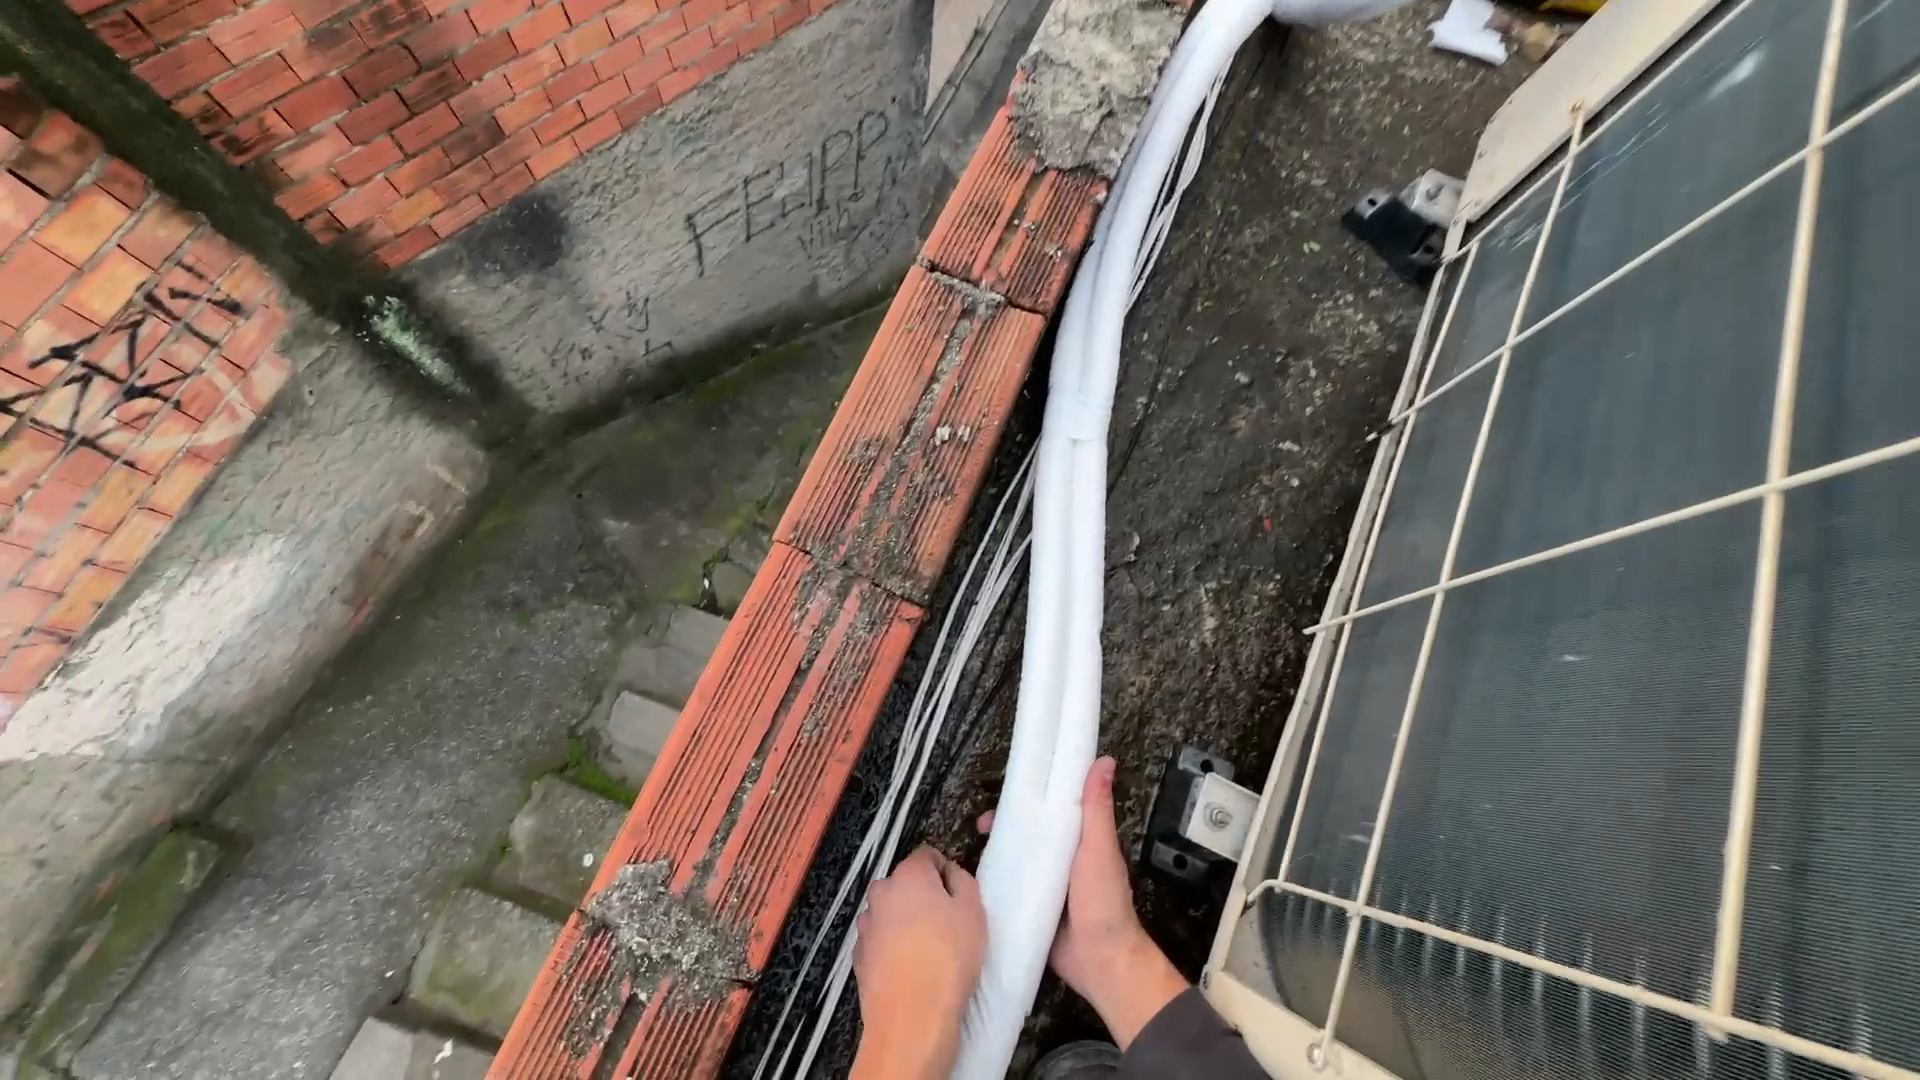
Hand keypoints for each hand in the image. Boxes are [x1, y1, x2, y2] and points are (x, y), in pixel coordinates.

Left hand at [851, 846, 987, 1079]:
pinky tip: (910, 970)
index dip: (945, 871)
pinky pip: (881, 941)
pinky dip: (893, 948)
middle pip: (907, 883)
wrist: (911, 1019)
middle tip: (947, 925)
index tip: (958, 897)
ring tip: (928, 952)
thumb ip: (963, 880)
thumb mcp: (973, 911)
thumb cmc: (949, 958)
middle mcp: (880, 893)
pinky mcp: (859, 956)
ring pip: (892, 912)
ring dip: (906, 922)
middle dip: (924, 897)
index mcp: (908, 874)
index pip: (927, 855)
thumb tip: (950, 874)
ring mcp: (866, 925)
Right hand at [978, 756, 1187, 1048]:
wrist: (1100, 963)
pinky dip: (993, 878)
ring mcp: (1043, 882)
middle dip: (1005, 822)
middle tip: (983, 823)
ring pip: (1015, 856)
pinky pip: (1008, 885)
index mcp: (1078, 837)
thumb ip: (1097, 808)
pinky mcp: (1029, 906)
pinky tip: (974, 878)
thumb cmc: (1104, 901)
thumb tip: (1105, 760)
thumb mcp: (1099, 849)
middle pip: (1028, 830)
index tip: (1009, 787)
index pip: (1052, 805)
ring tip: (975, 849)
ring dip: (996, 849)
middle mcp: (1059, 856)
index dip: (1031, 793)